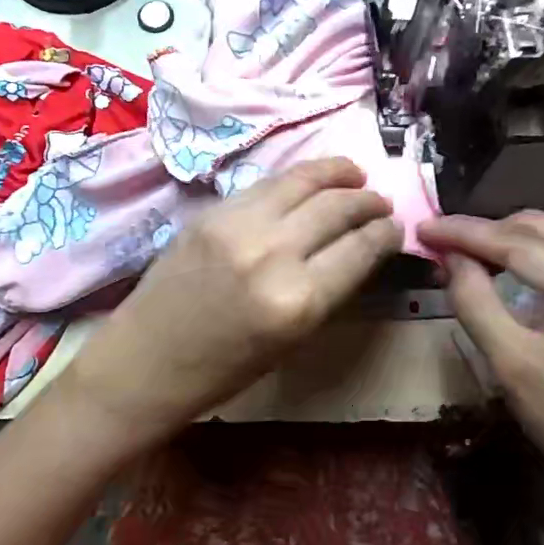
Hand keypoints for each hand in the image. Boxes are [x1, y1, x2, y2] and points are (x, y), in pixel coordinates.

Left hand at [63, 157, 401, 448]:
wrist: (147, 361)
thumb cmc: (223, 370)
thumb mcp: (291, 342)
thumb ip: (327, 292)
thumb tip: (357, 252)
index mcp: (299, 300)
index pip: (360, 249)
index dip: (386, 234)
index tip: (396, 228)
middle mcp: (273, 253)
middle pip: (336, 208)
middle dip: (368, 202)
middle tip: (381, 203)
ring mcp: (238, 226)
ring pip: (302, 182)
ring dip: (336, 174)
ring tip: (355, 174)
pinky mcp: (211, 212)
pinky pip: (265, 185)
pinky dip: (296, 178)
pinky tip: (310, 179)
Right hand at [418, 212, 543, 544]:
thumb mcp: (515, 370)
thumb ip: (476, 303)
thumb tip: (450, 256)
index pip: (524, 245)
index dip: (467, 232)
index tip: (423, 227)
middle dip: (488, 231)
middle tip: (440, 240)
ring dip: (515, 237)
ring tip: (471, 249)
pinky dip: (543, 250)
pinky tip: (516, 261)